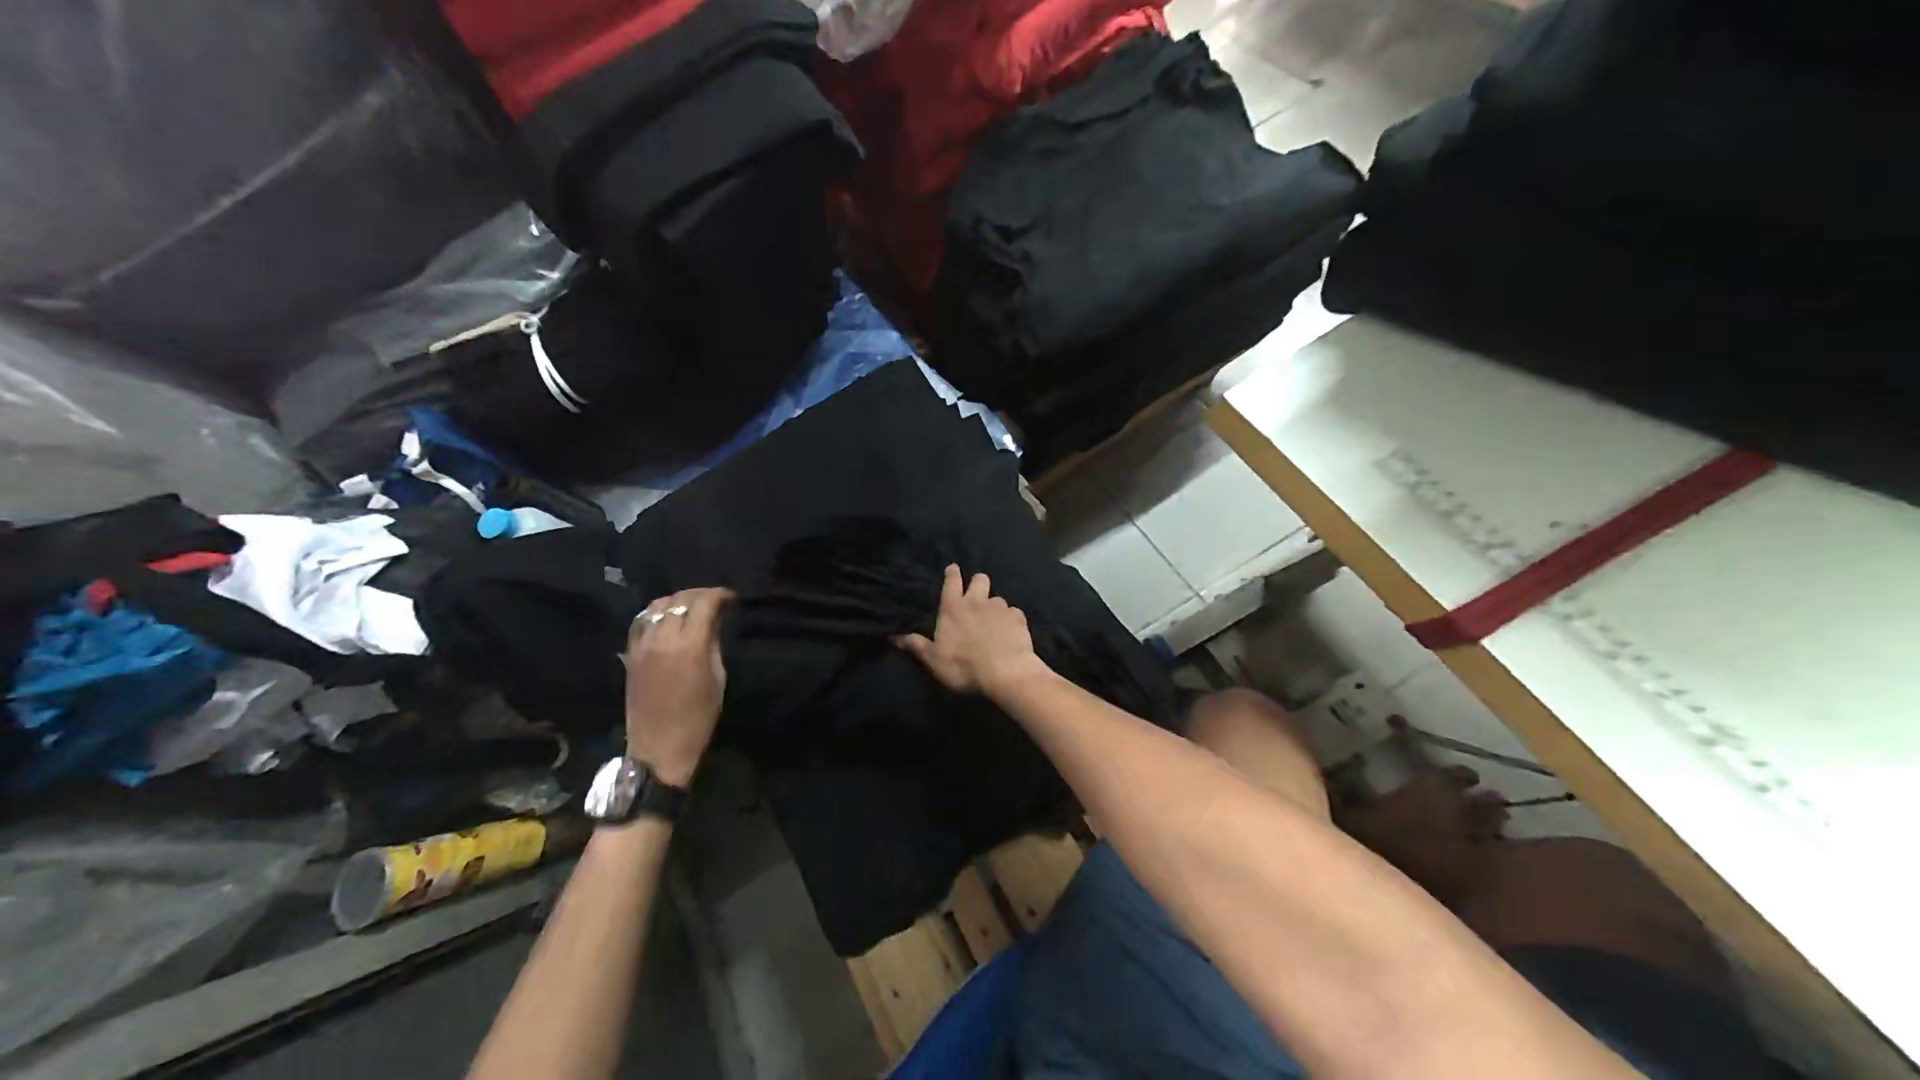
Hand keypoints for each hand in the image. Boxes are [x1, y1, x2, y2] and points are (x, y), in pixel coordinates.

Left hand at [624, 587, 732, 786]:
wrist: (659, 747)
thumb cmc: (698, 717)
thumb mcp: (717, 678)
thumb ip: (713, 644)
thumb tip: (714, 620)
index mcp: (690, 644)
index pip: (704, 603)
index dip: (720, 595)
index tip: (731, 599)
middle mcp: (663, 638)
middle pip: (680, 599)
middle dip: (700, 595)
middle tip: (714, 602)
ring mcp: (642, 644)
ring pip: (657, 606)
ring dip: (677, 601)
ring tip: (690, 609)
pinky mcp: (631, 654)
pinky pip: (641, 622)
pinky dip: (655, 614)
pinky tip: (666, 620)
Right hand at [895, 565, 1047, 694]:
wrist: (1005, 673)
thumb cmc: (964, 666)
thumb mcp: (934, 660)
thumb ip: (916, 645)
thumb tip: (892, 636)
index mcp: (953, 608)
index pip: (951, 581)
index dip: (952, 573)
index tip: (953, 568)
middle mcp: (977, 601)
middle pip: (980, 579)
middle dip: (978, 583)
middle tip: (976, 597)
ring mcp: (1000, 608)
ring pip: (998, 598)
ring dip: (994, 607)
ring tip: (994, 621)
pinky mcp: (1019, 618)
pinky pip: (1014, 613)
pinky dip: (1011, 620)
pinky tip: (1010, 632)